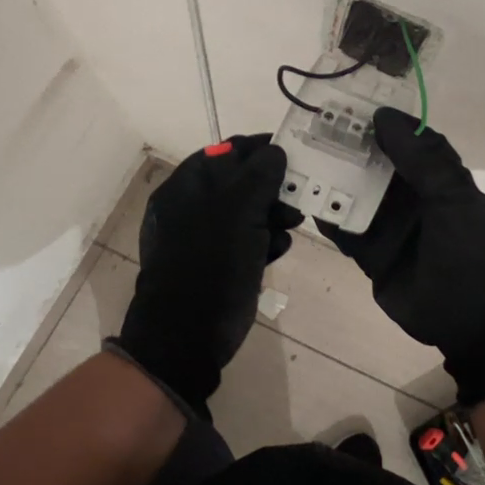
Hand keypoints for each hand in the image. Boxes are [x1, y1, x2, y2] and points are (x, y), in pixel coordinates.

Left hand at [116, 135, 298, 415]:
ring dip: (274, 214)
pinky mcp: (217, 263)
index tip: (291, 153)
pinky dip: (265, 241)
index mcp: (187, 184)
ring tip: (292, 224)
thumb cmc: (211, 262)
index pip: (227, 151)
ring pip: (247, 212)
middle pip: (241, 181)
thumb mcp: (240, 209)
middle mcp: (192, 205)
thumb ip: (260, 173)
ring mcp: (203, 237)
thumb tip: (274, 151)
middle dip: (272, 186)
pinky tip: (279, 248)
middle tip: (298, 195)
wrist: (186, 335)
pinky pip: (247, 241)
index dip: (259, 149)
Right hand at [317, 108, 484, 403]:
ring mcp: (392, 225)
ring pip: (356, 193)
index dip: (381, 121)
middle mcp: (414, 195)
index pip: (407, 137)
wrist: (478, 327)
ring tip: (298, 159)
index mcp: (439, 176)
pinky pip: (346, 230)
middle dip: (347, 146)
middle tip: (311, 126)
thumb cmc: (474, 255)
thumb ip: (422, 160)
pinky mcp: (373, 254)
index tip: (348, 101)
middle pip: (375, 163)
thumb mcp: (454, 201)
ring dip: (332, 178)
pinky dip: (328, 216)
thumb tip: (383, 117)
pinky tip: (304, 201)